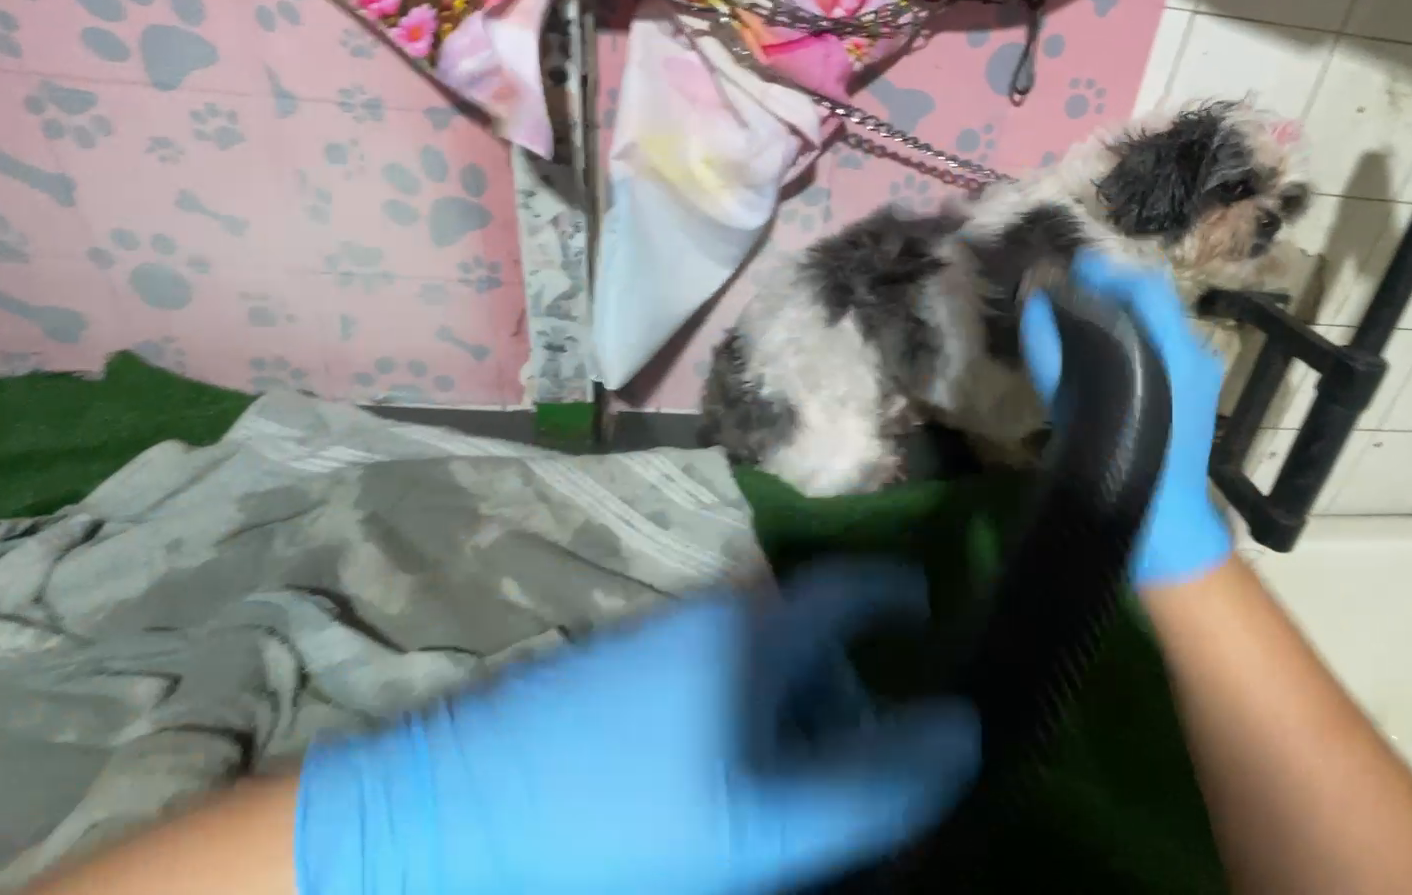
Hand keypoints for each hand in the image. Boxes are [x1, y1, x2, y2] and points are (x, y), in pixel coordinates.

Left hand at [295, 562, 979, 894]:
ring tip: (782, 792)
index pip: (852, 589)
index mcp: (755, 629)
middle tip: (853, 763)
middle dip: (845, 692)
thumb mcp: (766, 823)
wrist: (448, 818)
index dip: (898, 595)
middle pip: (809, 639)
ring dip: (789, 717)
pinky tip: (718, 788)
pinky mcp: (619, 673)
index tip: (927, 612)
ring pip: (757, 667)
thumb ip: (874, 782)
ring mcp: (660, 640)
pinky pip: (711, 683)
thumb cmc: (622, 821)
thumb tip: (964, 732)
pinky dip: (740, 723)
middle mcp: (712, 615)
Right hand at [1019, 250, 1232, 587]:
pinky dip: (1130, 335)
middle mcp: (1189, 352)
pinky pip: (1160, 345)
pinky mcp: (1194, 386)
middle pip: (1148, 301)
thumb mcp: (1073, 406)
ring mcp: (1197, 369)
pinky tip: (1098, 345)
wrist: (1162, 522)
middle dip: (1109, 289)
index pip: (1141, 288)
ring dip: (1118, 310)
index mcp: (1171, 350)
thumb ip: (1051, 354)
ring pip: (1154, 321)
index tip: (1068, 271)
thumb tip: (1036, 306)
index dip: (1104, 274)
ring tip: (1078, 313)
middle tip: (1068, 291)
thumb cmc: (1118, 462)